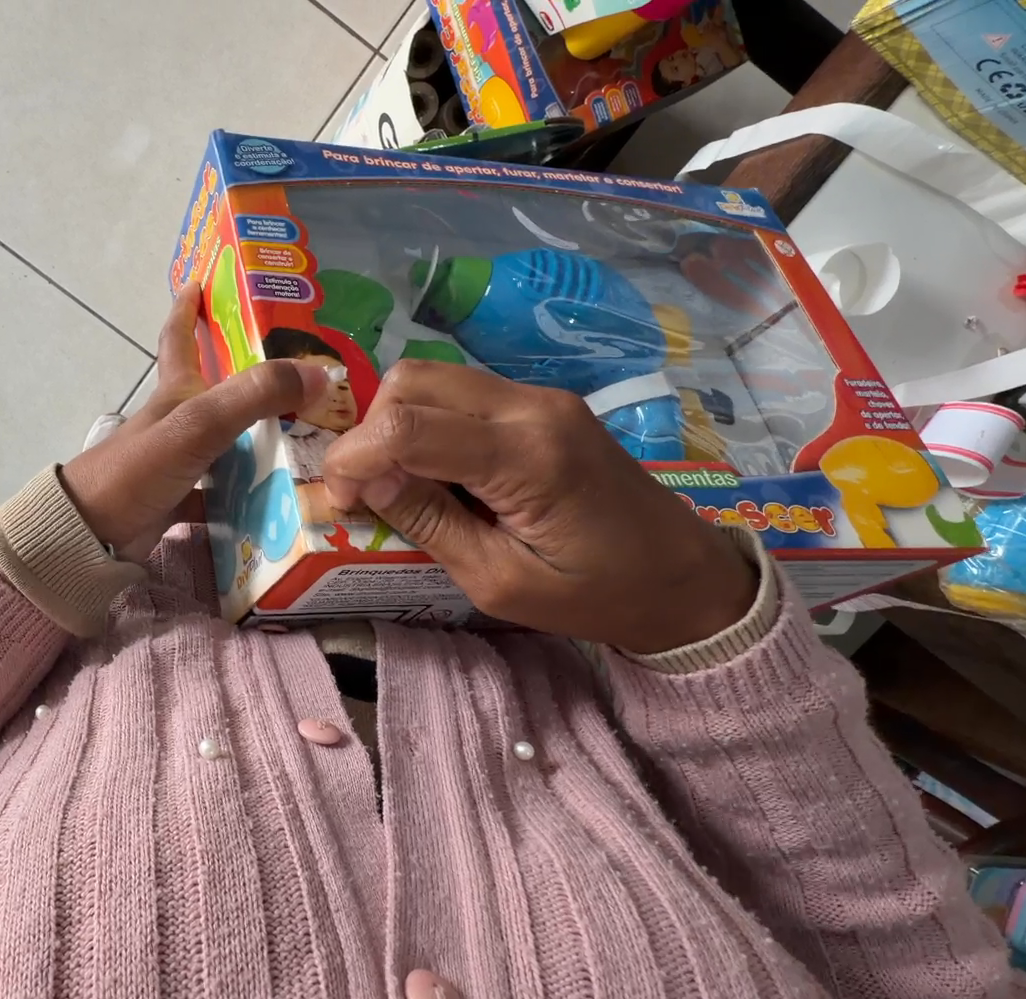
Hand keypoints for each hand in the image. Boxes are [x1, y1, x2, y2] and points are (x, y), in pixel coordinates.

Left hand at [61, 283, 327, 557]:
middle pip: (221, 391)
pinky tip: (284, 498)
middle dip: (257, 378)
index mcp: (175, 393)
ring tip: (314, 437)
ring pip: (231, 442)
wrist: (94, 534)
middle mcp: (179, 423)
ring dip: (265, 438)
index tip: (204, 281)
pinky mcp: (183, 501)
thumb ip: (254, 396)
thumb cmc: (139, 470)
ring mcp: (180, 464)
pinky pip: (226, 492)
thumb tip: (320, 374)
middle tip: (307, 375)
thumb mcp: (197, 423)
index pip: (179, 337)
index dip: (189, 307)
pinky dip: (252, 493)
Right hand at [322, 361, 755, 653]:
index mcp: (526, 457)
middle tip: (367, 488)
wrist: (683, 577)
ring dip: (392, 422)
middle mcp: (532, 407)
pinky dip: (423, 421)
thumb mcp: (498, 581)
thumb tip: (371, 483)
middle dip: (368, 432)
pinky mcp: (540, 404)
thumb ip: (431, 525)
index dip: (353, 459)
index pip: (406, 427)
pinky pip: (458, 392)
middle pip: (410, 380)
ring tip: (394, 479)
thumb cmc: (593, 594)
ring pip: (430, 377)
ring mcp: (539, 398)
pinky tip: (429, 467)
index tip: (343, 502)